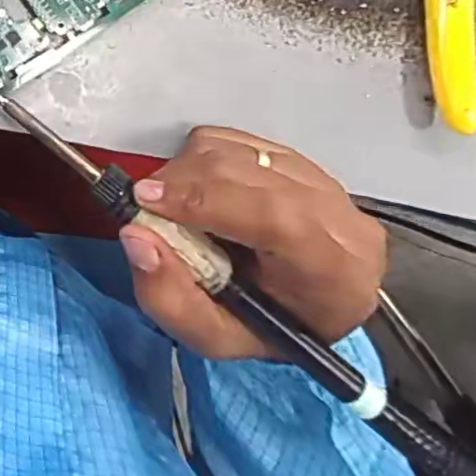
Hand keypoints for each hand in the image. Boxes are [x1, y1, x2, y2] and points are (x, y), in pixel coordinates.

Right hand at [118, 127, 385, 359]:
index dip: (205, 200)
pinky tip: (198, 190)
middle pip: (246, 175)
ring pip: (231, 152)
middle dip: (180, 183)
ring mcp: (320, 183)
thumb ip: (169, 297)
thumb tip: (136, 236)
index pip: (276, 218)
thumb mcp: (211, 335)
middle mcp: (339, 222)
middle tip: (145, 205)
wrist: (295, 306)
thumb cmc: (259, 324)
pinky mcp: (294, 159)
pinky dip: (197, 158)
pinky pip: (229, 140)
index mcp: (332, 275)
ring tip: (174, 205)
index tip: (147, 200)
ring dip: (184, 171)